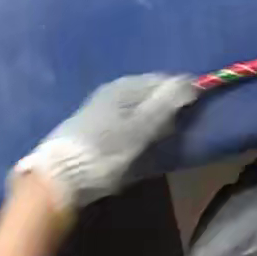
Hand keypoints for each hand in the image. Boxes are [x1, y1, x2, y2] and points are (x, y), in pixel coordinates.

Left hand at [12, 74, 198, 213]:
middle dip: (166, 103)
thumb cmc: (105, 152)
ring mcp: (98, 106)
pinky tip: (139, 139)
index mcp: (124, 86)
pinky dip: (137, 124)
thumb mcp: (141, 130)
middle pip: (147, 90)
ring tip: (163, 134)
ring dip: (151, 115)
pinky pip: (124, 116)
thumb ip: (165, 104)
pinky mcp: (90, 124)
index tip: (197, 106)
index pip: (160, 79)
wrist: (60, 176)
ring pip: (135, 104)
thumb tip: (190, 81)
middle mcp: (110, 89)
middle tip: (181, 124)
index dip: (180, 90)